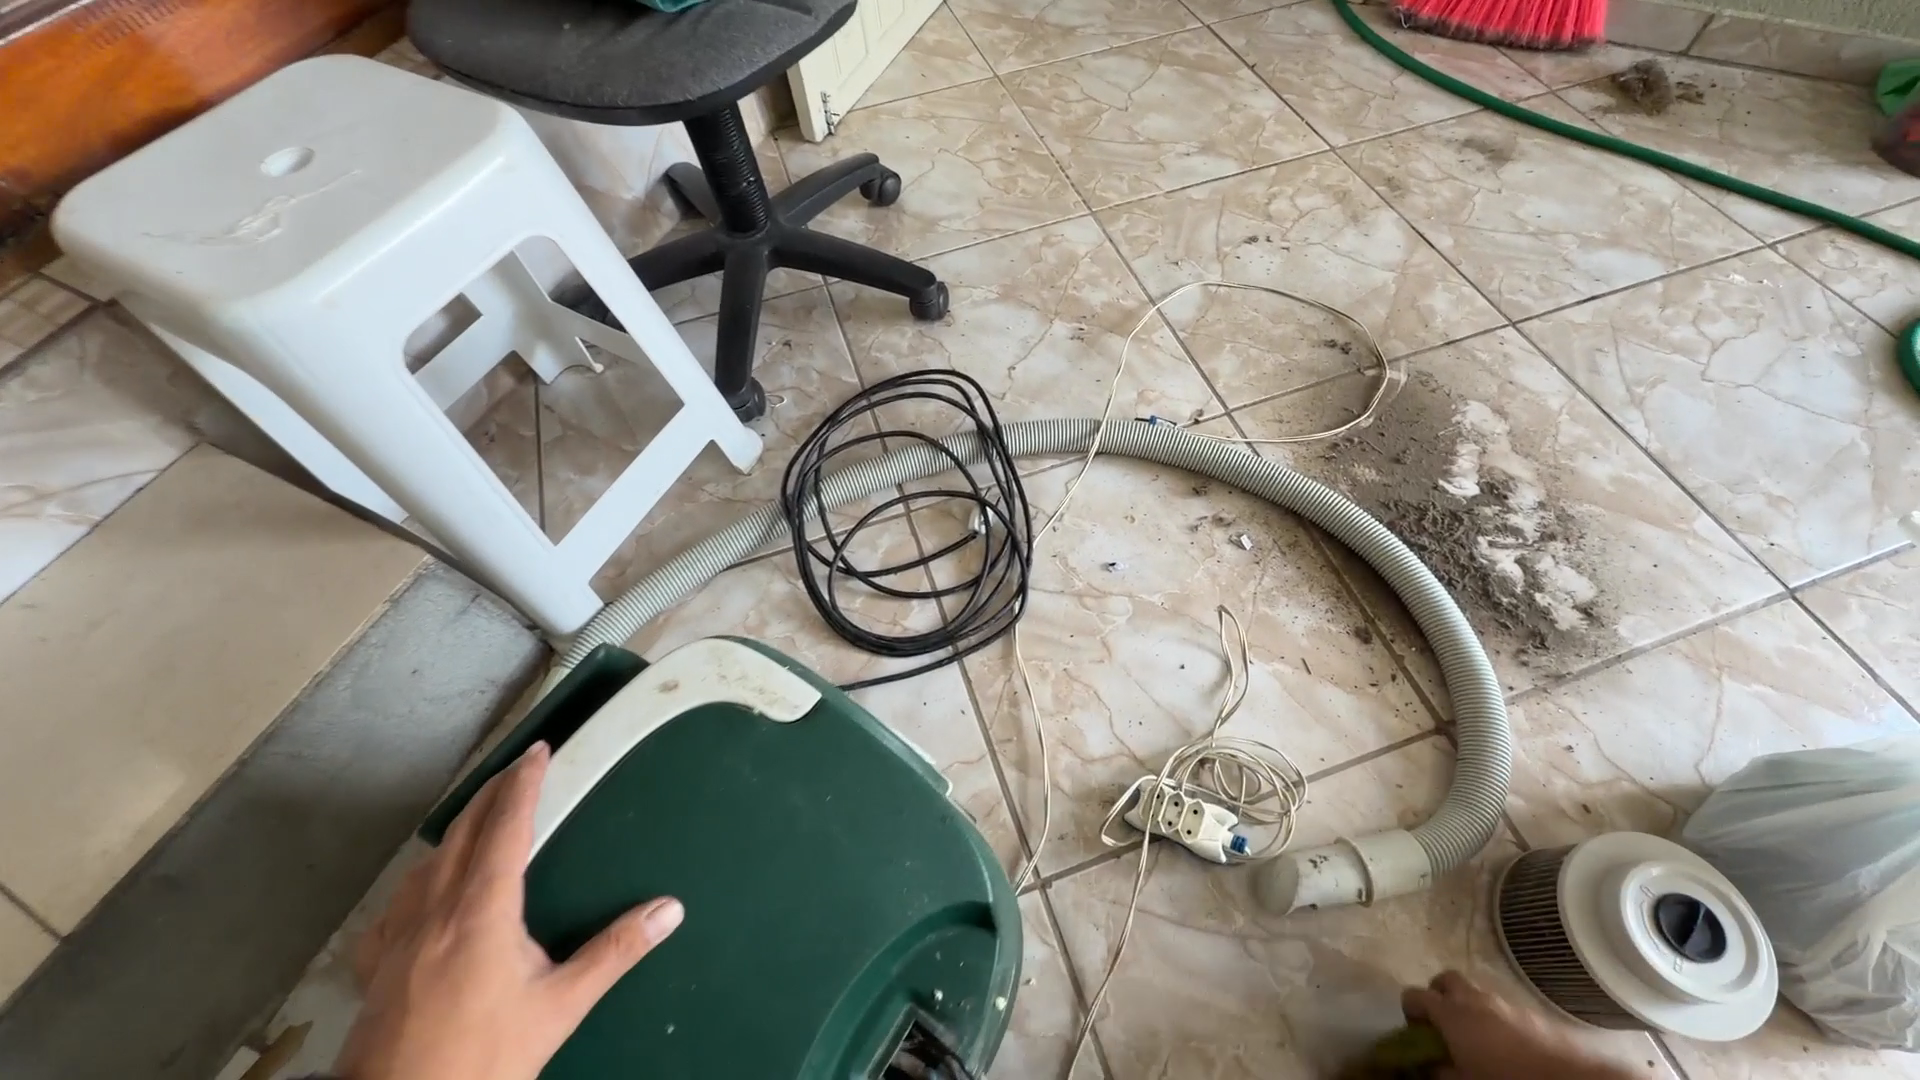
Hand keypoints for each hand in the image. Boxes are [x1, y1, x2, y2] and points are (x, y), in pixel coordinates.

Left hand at [336, 742, 683, 1079]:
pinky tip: (424, 893)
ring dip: (457, 830)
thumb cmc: (483, 1058)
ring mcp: (398, 939)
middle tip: (516, 769)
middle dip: (490, 794)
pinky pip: (397, 904)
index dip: (523, 784)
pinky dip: (420, 879)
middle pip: (462, 833)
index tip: (537, 750)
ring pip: (426, 864)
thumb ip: (615, 951)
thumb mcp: (561, 1007)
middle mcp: (435, 911)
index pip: (506, 828)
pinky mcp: (376, 968)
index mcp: (482, 911)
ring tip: (480, 819)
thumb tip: (671, 908)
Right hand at [1401, 971, 1635, 1079]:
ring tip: (1476, 1036)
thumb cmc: (1506, 1079)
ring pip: (1474, 991)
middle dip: (1438, 994)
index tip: (1417, 1032)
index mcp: (1450, 1013)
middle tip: (1443, 1021)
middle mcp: (1472, 998)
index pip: (1414, 995)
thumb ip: (1441, 1072)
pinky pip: (1500, 1006)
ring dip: (1468, 1005)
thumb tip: (1431, 1067)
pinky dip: (1494, 1017)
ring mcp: (1502, 1002)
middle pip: (1445, 980)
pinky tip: (1504, 1045)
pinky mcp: (1528, 1013)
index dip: (1410, 1011)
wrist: (1568, 1079)